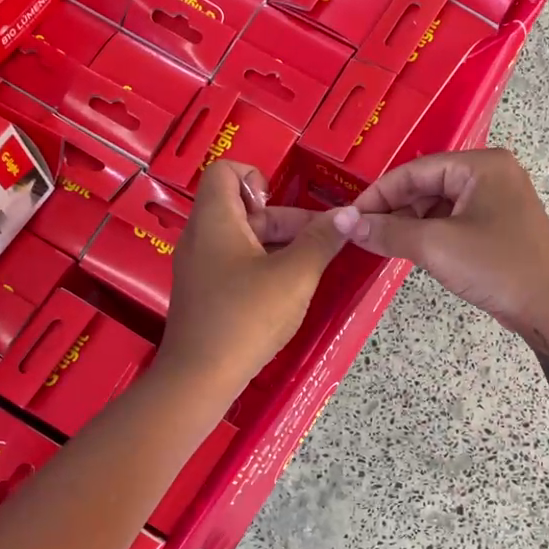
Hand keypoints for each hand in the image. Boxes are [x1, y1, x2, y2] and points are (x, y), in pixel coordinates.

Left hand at [157, 161, 349, 393]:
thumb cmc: (247, 318)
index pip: (226, 171)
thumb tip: (350, 214)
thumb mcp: (294, 277)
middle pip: (243, 207)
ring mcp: (199, 266)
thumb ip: (322, 241)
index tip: (283, 208)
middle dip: (284, 220)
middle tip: (319, 243)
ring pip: (242, 239)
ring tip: (310, 268)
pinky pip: (234, 264)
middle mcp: (200, 236)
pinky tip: (286, 293)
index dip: (258, 177)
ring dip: (278, 246)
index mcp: (215, 220)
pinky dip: (261, 267)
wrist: (200, 377)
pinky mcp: (204, 293)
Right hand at [341, 149, 548, 337]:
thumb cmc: (497, 269)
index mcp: (482, 165)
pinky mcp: (500, 226)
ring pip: (439, 205)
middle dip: (395, 209)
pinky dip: (431, 234)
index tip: (349, 218)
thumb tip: (346, 223)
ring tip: (383, 245)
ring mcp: (499, 200)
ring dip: (411, 224)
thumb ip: (389, 231)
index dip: (378, 194)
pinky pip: (455, 221)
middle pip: (428, 185)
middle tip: (363, 235)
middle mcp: (492, 174)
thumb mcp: (436, 247)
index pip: (415, 170)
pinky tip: (412, 251)